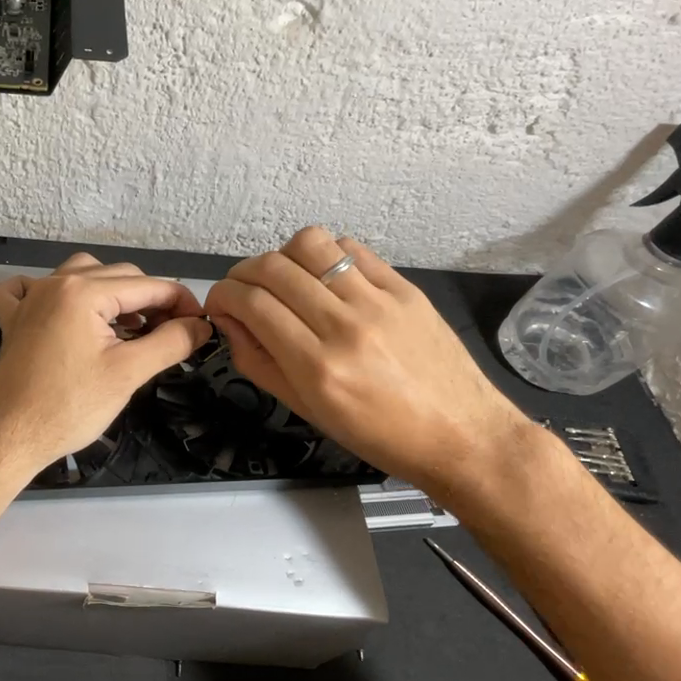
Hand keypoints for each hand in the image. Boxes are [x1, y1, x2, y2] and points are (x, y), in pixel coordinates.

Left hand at [0, 254, 213, 472]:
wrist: (9, 437)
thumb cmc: (69, 407)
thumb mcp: (128, 374)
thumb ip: (171, 342)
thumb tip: (201, 325)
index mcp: (83, 292)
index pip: (148, 285)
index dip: (180, 303)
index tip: (200, 326)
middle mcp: (54, 284)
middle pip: (118, 276)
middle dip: (150, 300)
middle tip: (172, 334)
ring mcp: (28, 299)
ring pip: (80, 274)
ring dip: (108, 292)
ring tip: (128, 326)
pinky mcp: (12, 320)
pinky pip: (27, 288)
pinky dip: (48, 292)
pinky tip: (62, 311)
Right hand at [203, 228, 534, 495]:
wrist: (462, 435)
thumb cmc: (377, 435)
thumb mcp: (305, 409)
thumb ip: (257, 361)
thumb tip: (229, 320)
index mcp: (316, 367)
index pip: (251, 303)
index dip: (222, 295)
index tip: (219, 304)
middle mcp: (344, 327)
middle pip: (272, 268)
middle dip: (242, 273)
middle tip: (242, 291)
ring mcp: (378, 302)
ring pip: (309, 245)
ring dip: (281, 255)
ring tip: (284, 278)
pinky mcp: (404, 288)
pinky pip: (350, 249)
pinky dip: (323, 254)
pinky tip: (323, 276)